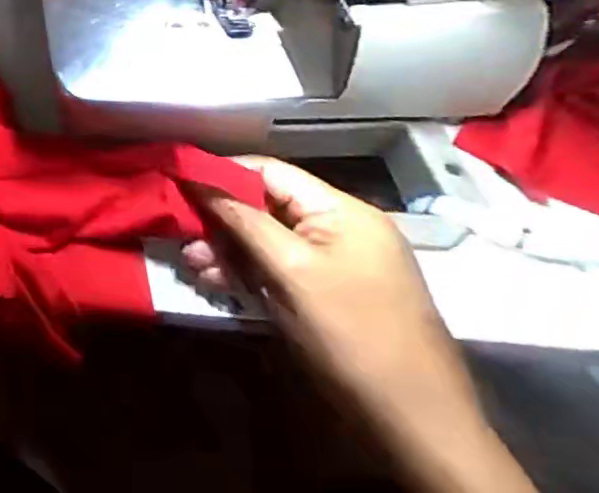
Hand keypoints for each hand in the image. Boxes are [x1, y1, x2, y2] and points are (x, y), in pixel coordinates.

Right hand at [185, 157, 533, 492]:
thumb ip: (244, 221)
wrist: (419, 427)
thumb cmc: (352, 338)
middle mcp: (341, 226)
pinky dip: (252, 272)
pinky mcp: (332, 292)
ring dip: (231, 249)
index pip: (270, 172)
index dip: (222, 174)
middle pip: (268, 205)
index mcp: (341, 210)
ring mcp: (339, 261)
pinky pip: (283, 267)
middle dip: (223, 219)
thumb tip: (199, 180)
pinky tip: (220, 283)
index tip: (179, 182)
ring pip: (271, 239)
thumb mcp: (291, 273)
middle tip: (184, 239)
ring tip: (196, 267)